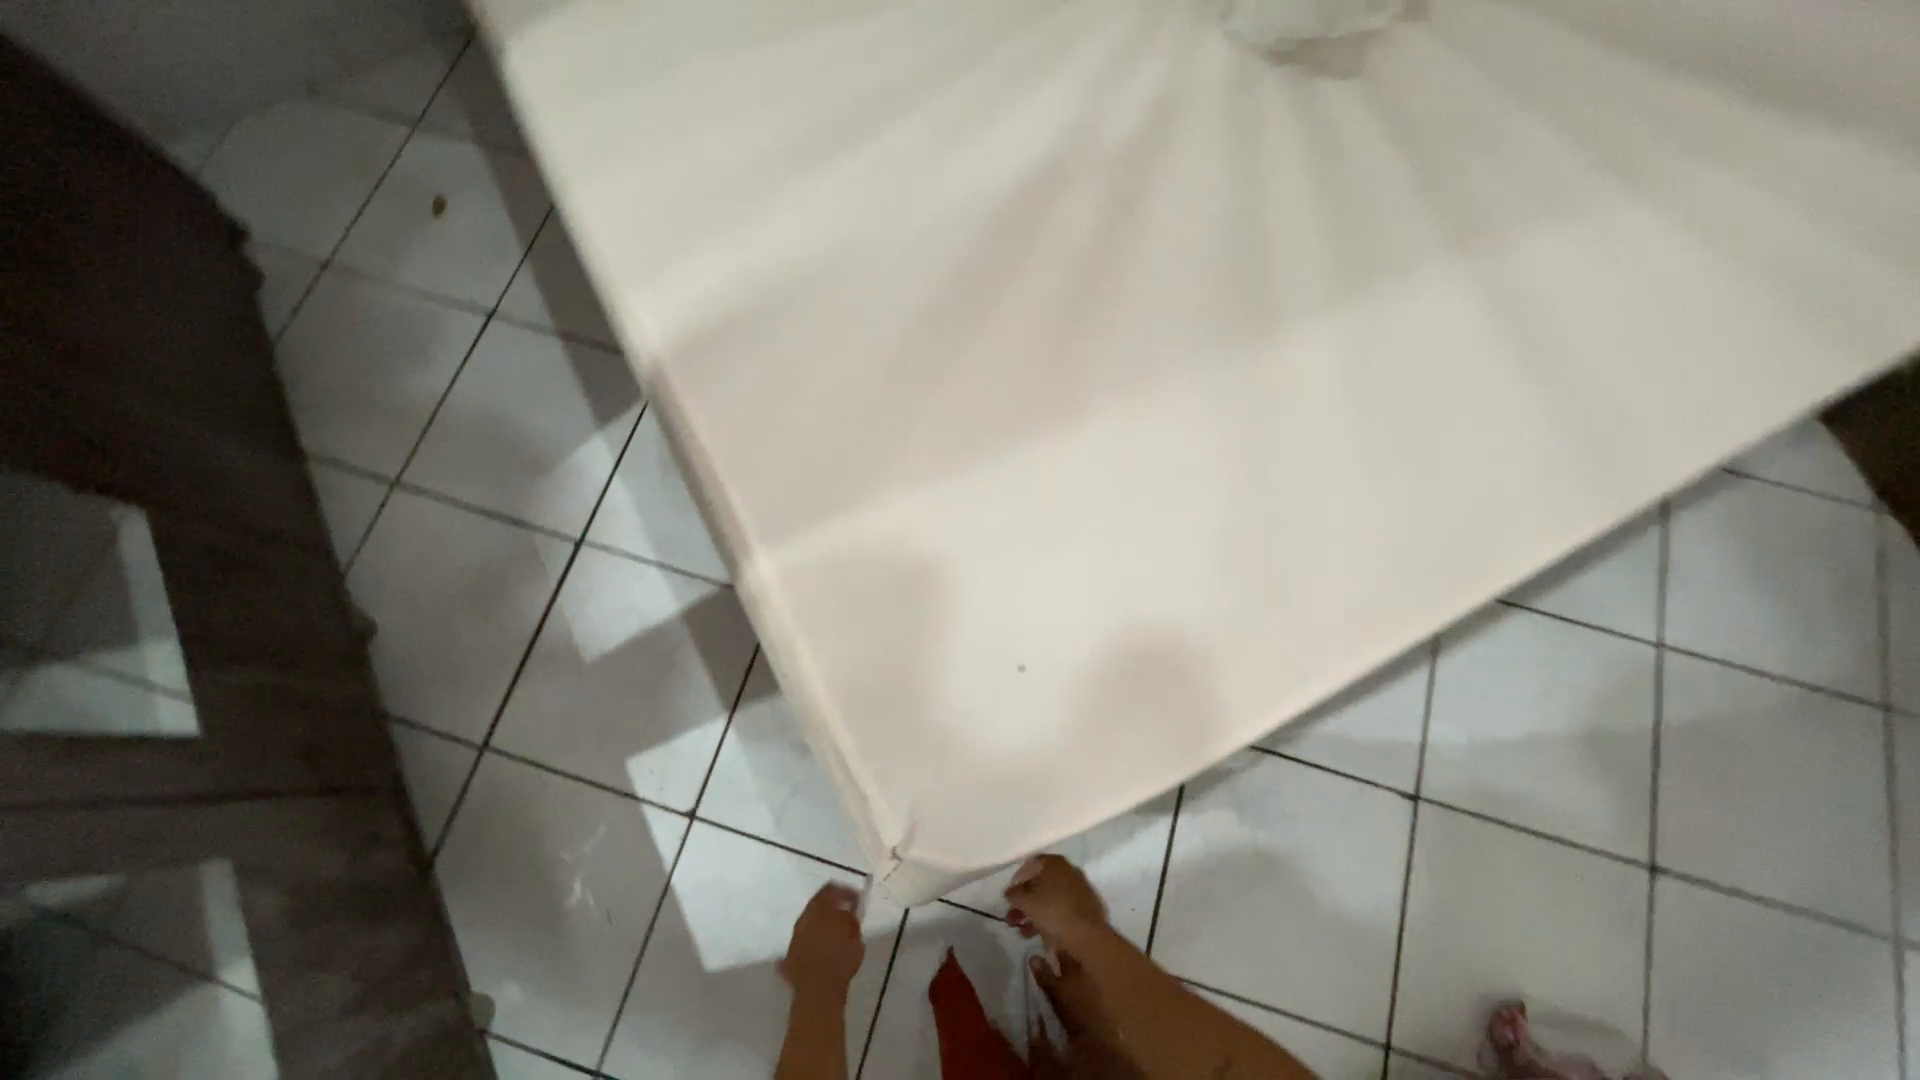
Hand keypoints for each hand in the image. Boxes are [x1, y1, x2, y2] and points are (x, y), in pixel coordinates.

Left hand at [780, 883, 864, 999]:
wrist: (819, 992)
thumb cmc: (841, 961)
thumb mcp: (856, 937)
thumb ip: (851, 921)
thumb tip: (849, 913)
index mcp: (819, 910)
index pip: (831, 890)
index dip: (845, 891)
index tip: (856, 899)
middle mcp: (803, 920)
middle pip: (817, 905)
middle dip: (831, 907)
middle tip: (845, 914)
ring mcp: (794, 939)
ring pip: (808, 924)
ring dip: (820, 925)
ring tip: (834, 934)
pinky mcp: (789, 957)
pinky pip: (802, 944)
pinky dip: (811, 944)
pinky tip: (820, 950)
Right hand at [1003, 854, 1108, 949]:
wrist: (1089, 936)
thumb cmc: (1054, 912)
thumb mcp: (1026, 902)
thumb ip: (1014, 894)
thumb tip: (1010, 892)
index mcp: (1054, 863)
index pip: (1030, 865)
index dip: (1017, 881)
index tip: (1010, 897)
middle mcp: (1069, 872)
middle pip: (1040, 884)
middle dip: (1024, 902)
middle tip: (1012, 918)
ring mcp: (1080, 890)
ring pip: (1051, 899)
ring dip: (1034, 914)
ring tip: (1023, 931)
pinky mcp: (1087, 909)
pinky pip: (1063, 909)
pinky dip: (1050, 919)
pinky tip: (1041, 934)